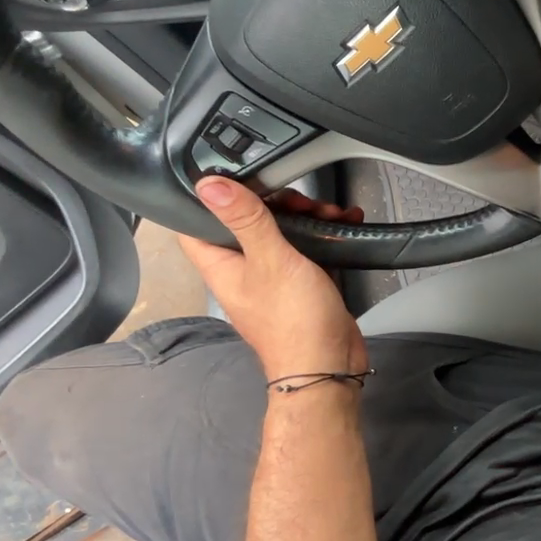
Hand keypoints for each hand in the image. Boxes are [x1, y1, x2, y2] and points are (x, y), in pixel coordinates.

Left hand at [177, 177, 367, 384]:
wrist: (328, 364)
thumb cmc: (294, 319)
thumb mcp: (271, 261)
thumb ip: (245, 220)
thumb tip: (208, 184)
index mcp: (221, 264)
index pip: (196, 222)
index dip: (210, 198)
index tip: (237, 177)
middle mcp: (243, 270)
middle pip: (248, 223)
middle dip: (277, 203)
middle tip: (301, 198)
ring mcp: (275, 278)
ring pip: (283, 235)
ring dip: (307, 218)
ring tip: (332, 212)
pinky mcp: (305, 285)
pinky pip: (310, 250)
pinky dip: (326, 235)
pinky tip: (344, 225)